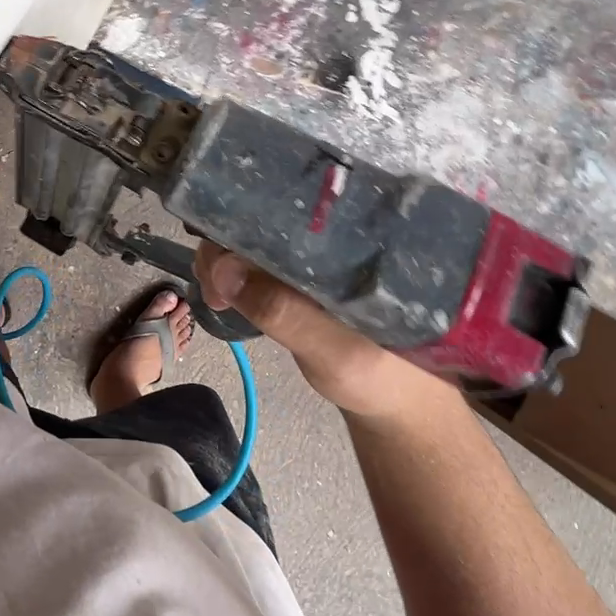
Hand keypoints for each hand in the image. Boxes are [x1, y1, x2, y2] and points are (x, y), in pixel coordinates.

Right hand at [195, 241, 451, 419]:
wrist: (403, 406)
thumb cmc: (383, 377)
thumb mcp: (336, 351)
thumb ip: (283, 313)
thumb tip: (223, 269)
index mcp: (345, 242)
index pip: (282, 210)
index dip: (238, 226)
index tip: (215, 267)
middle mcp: (328, 243)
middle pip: (259, 222)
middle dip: (223, 249)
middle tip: (212, 294)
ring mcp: (312, 261)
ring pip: (252, 244)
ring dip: (223, 265)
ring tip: (216, 300)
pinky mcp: (301, 281)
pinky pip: (256, 266)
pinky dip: (233, 277)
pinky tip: (225, 297)